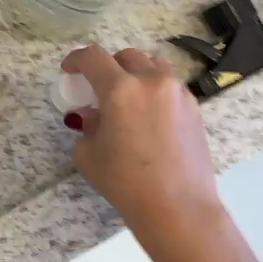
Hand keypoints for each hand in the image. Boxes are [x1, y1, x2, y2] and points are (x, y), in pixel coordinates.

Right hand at [59, 45, 221, 239]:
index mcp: (120, 90)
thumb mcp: (89, 155)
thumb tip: (93, 117)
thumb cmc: (124, 182)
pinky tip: (146, 117)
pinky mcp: (194, 107)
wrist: (177, 205)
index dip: (76, 59)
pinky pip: (169, 86)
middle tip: (96, 88)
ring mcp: (178, 92)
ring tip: (125, 97)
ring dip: (134, 73)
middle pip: (126, 57)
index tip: (68, 70)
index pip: (93, 58)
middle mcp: (151, 81)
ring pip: (153, 66)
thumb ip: (87, 127)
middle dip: (107, 66)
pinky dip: (153, 91)